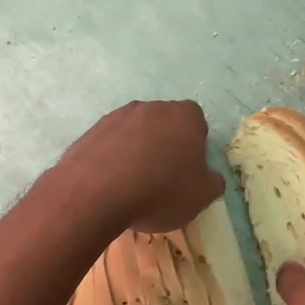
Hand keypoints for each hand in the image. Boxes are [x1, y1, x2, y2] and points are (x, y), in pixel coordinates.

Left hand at [55, 100, 224, 233]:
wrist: (97, 193)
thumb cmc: (161, 191)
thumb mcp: (201, 196)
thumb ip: (212, 182)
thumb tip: (210, 177)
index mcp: (184, 117)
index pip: (196, 120)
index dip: (195, 142)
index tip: (189, 167)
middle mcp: (151, 108)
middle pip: (164, 123)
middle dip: (165, 144)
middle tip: (163, 176)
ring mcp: (117, 116)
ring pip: (135, 132)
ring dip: (137, 150)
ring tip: (134, 183)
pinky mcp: (91, 131)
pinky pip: (110, 143)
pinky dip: (113, 158)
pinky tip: (111, 184)